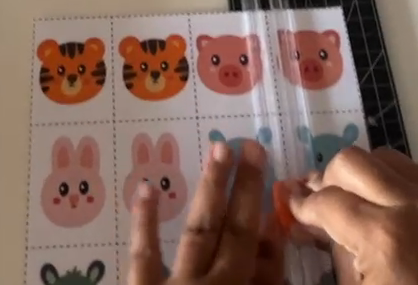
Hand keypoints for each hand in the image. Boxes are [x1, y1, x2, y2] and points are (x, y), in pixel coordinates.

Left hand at [129, 137, 284, 284]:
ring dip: (210, 189)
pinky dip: (145, 222)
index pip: (260, 255)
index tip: (274, 186)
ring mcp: (173, 284)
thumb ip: (264, 282)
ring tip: (219, 149)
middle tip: (254, 147)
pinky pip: (143, 256)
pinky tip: (147, 188)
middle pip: (235, 233)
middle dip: (246, 189)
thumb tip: (272, 241)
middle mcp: (209, 284)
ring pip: (197, 231)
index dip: (270, 224)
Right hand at [285, 146, 417, 284]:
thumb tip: (305, 217)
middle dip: (331, 183)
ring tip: (366, 200)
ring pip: (389, 156)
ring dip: (370, 175)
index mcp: (383, 238)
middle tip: (327, 205)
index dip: (304, 206)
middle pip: (351, 162)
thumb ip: (332, 246)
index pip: (327, 201)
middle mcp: (413, 207)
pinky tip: (411, 189)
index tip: (295, 207)